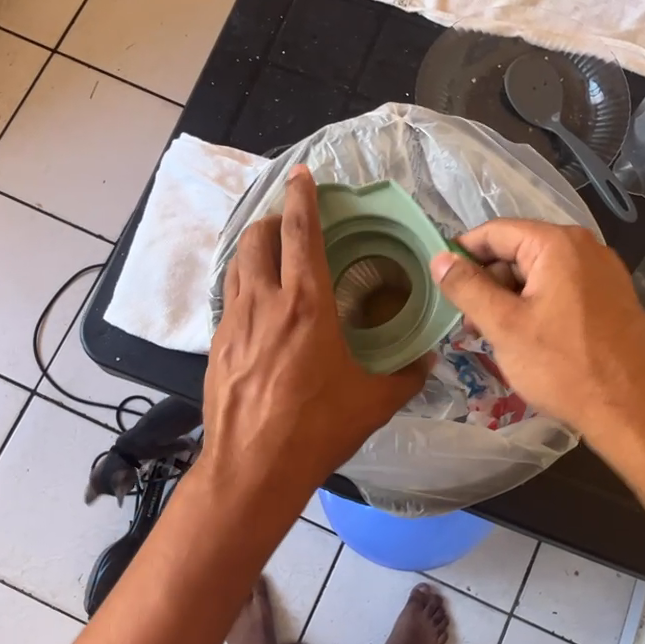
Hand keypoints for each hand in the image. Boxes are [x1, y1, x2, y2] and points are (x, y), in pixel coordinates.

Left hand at [203, 166, 430, 495]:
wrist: (253, 468)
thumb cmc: (316, 430)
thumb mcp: (373, 402)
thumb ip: (406, 375)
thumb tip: (427, 359)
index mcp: (306, 305)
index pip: (300, 232)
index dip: (303, 197)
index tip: (302, 174)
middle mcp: (264, 303)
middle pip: (256, 237)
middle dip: (272, 219)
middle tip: (291, 225)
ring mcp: (234, 323)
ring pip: (236, 264)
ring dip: (254, 250)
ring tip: (273, 258)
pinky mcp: (217, 346)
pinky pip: (229, 299)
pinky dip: (244, 287)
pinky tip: (259, 308)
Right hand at [430, 220, 644, 448]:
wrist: (635, 410)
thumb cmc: (564, 366)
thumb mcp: (505, 327)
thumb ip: (468, 288)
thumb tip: (439, 258)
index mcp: (557, 244)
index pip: (495, 231)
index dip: (462, 253)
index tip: (441, 283)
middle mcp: (585, 248)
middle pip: (518, 251)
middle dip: (487, 282)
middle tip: (468, 323)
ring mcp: (604, 274)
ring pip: (540, 274)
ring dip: (510, 299)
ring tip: (495, 338)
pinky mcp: (613, 300)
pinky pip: (563, 291)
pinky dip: (538, 308)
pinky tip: (528, 342)